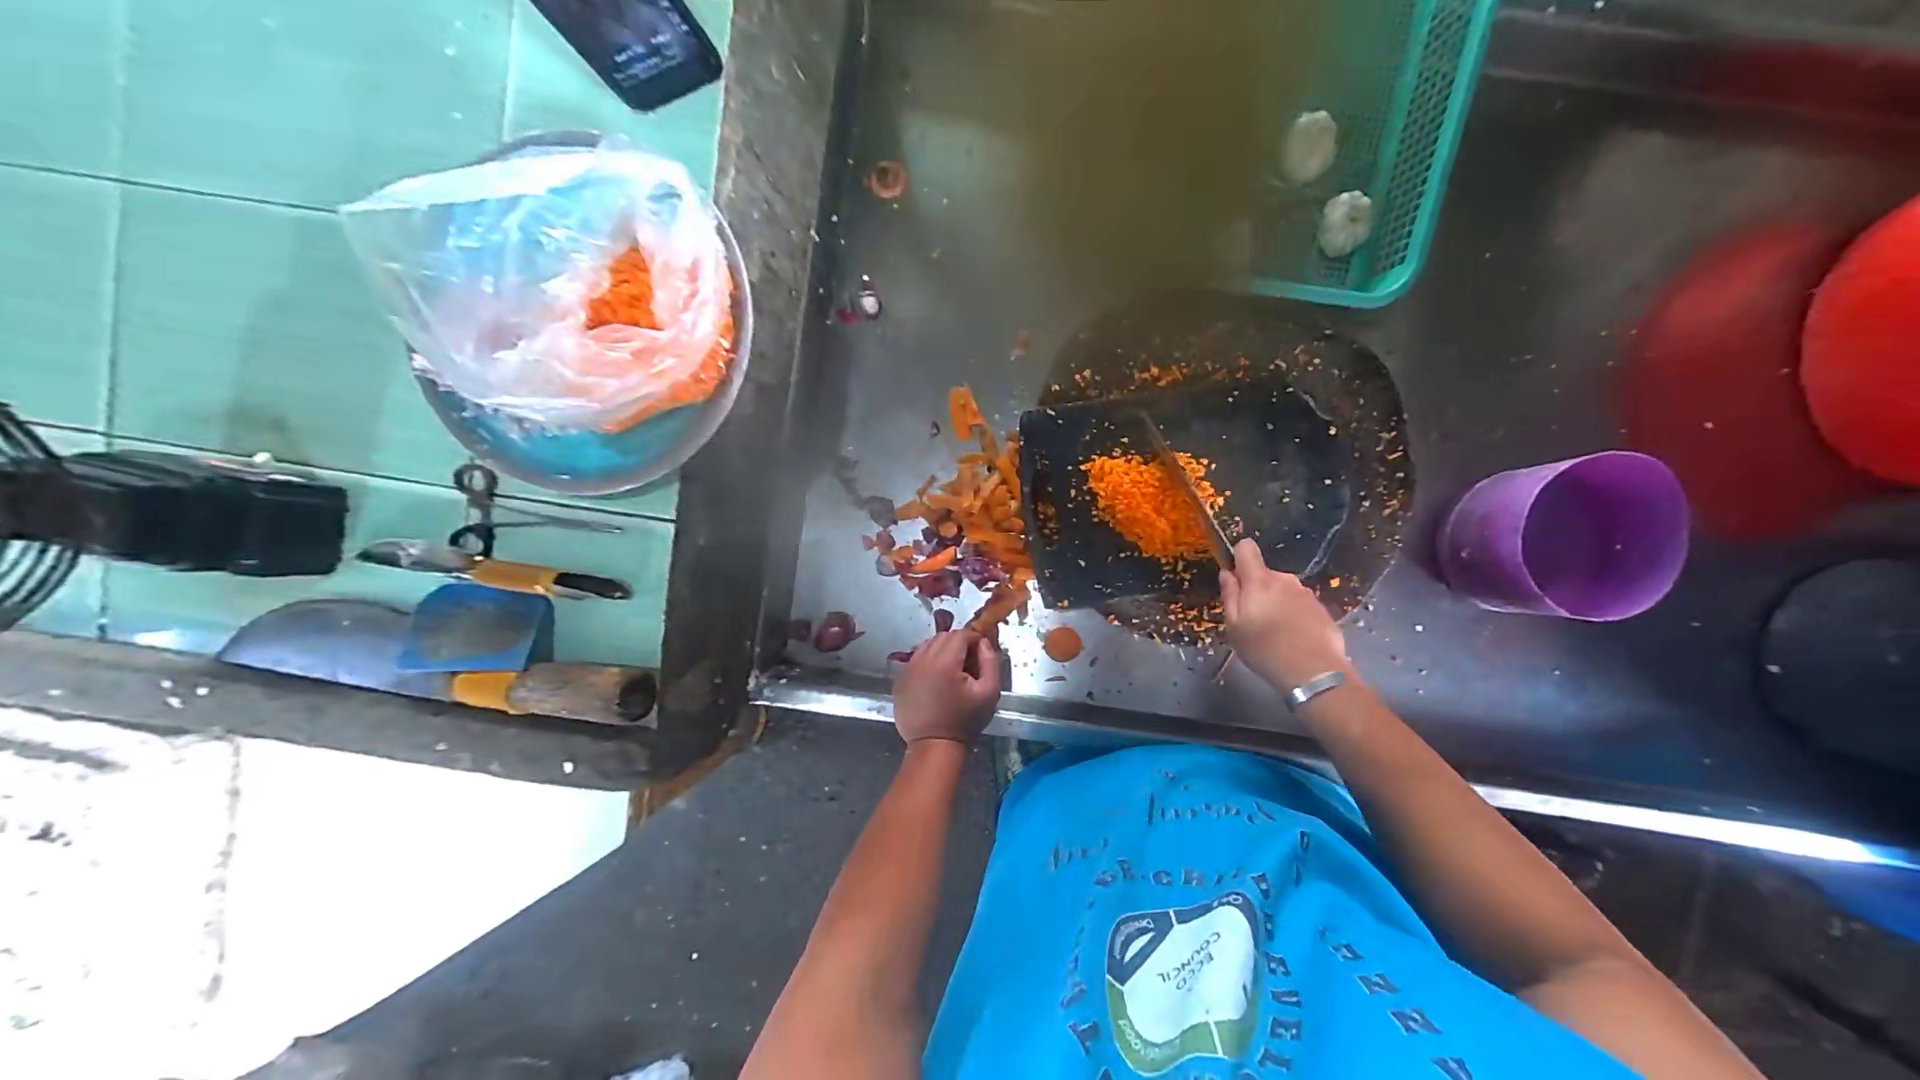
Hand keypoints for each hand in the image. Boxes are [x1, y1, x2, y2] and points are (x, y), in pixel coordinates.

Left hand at [893, 631, 1001, 745]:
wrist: (934, 746)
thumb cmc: (965, 721)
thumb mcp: (989, 692)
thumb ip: (991, 661)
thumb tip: (983, 642)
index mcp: (944, 661)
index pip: (961, 634)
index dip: (974, 640)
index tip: (980, 656)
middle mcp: (922, 659)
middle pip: (943, 637)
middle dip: (958, 645)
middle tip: (967, 666)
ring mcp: (907, 669)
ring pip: (927, 646)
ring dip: (942, 652)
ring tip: (951, 674)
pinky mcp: (899, 680)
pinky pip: (916, 660)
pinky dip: (928, 663)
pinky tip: (935, 682)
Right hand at [1219, 538, 1353, 691]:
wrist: (1314, 672)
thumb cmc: (1264, 649)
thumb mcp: (1234, 626)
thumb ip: (1229, 594)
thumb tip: (1227, 573)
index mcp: (1259, 581)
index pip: (1246, 548)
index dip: (1238, 558)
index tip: (1235, 579)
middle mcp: (1285, 580)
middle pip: (1265, 574)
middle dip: (1257, 589)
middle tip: (1253, 619)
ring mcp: (1306, 594)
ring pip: (1283, 590)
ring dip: (1276, 602)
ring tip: (1275, 632)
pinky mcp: (1322, 609)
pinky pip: (1299, 604)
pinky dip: (1293, 614)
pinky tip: (1294, 637)